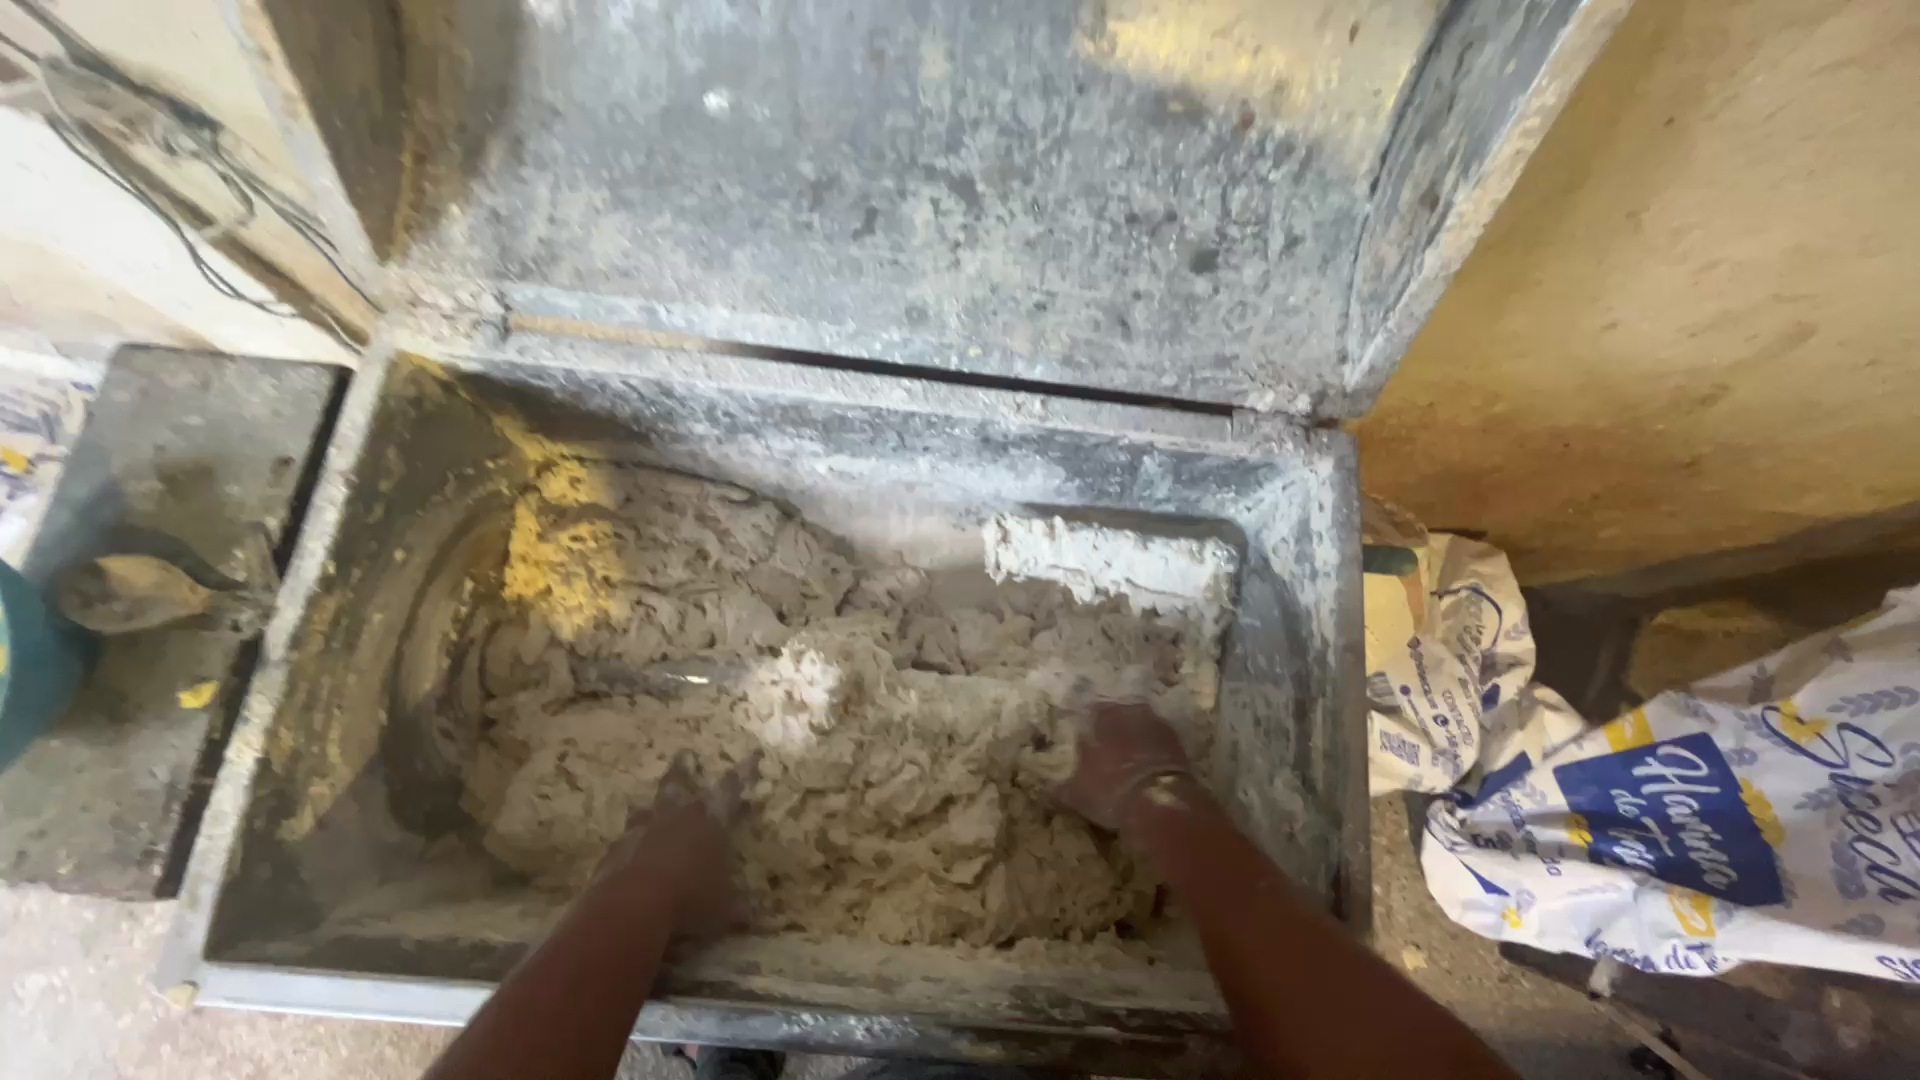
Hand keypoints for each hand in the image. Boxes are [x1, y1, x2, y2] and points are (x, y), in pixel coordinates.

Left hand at [596, 750, 758, 939]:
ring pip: (647, 807)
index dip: (745, 772)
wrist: (633, 906)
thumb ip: (740, 908)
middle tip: (686, 754)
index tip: (753, 754)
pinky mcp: (615, 851)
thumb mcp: (725, 908)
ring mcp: (642, 831)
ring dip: (650, 804)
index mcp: (710, 822)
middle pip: (681, 784)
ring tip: (646, 800)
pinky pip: (624, 838)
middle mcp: (677, 817)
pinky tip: (625, 846)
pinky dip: (628, 839)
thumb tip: (760, 919)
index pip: (732, 789)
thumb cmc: (691, 899)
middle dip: (686, 768)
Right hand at [1055, 701, 1198, 830]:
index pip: (1088, 710)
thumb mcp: (1077, 795)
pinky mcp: (1175, 739)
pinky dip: (1153, 746)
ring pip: (1139, 721)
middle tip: (1107, 744)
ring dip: (1134, 733)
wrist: (1159, 802)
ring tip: (1130, 753)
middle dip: (1112, 725)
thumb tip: (1048, 790)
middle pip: (1117, 712)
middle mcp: (1126, 712)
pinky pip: (1158, 736)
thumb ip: (1061, 788)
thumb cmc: (1110, 791)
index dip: (1087, 723)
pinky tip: (1149, 762)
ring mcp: (1154, 722)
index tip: (1085, 737)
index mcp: (1098, 717)